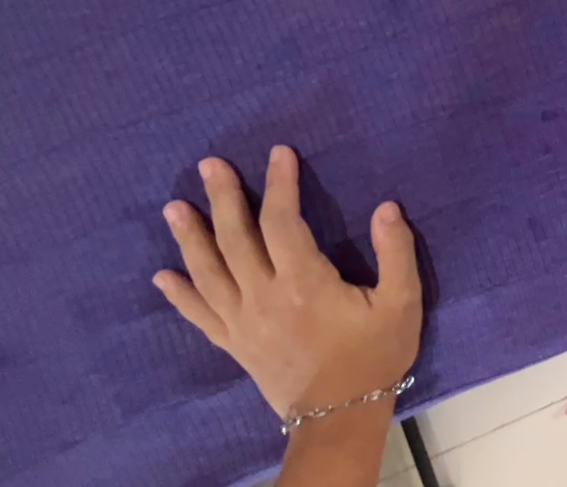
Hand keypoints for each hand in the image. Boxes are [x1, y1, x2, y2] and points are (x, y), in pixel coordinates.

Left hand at [153, 145, 422, 418]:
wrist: (340, 413)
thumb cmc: (377, 351)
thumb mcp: (402, 299)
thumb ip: (396, 251)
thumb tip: (387, 207)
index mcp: (304, 282)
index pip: (282, 222)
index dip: (279, 185)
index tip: (279, 153)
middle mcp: (263, 297)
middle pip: (235, 240)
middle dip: (224, 199)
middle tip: (208, 165)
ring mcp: (242, 322)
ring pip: (209, 271)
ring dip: (191, 237)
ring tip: (176, 206)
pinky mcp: (234, 343)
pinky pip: (198, 313)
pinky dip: (179, 292)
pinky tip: (164, 275)